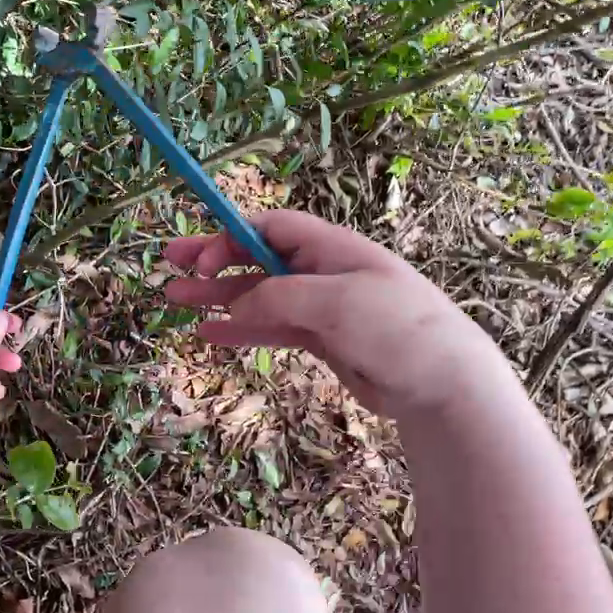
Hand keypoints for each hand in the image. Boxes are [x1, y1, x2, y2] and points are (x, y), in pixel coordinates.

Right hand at [163, 210, 512, 419]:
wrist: (443, 384)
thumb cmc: (396, 328)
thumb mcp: (334, 302)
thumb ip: (276, 298)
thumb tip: (234, 309)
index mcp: (330, 248)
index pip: (269, 228)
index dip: (230, 237)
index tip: (199, 259)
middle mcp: (321, 272)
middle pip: (255, 258)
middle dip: (211, 260)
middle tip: (168, 263)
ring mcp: (319, 307)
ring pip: (255, 296)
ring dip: (216, 297)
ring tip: (175, 299)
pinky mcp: (319, 339)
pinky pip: (268, 327)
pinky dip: (237, 329)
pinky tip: (207, 333)